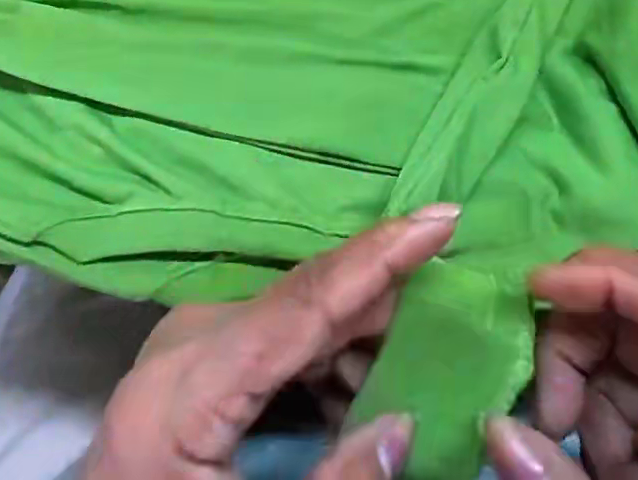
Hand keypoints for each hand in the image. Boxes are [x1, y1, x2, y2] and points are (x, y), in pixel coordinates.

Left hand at [83, 205, 460, 479]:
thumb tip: (405, 422)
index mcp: (189, 385)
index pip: (306, 298)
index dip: (380, 255)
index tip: (443, 215)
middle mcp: (193, 337)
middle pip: (315, 297)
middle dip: (388, 306)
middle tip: (448, 325)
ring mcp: (198, 337)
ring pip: (309, 311)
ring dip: (364, 339)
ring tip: (404, 382)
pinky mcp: (208, 348)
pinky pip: (291, 332)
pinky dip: (334, 358)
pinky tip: (357, 400)